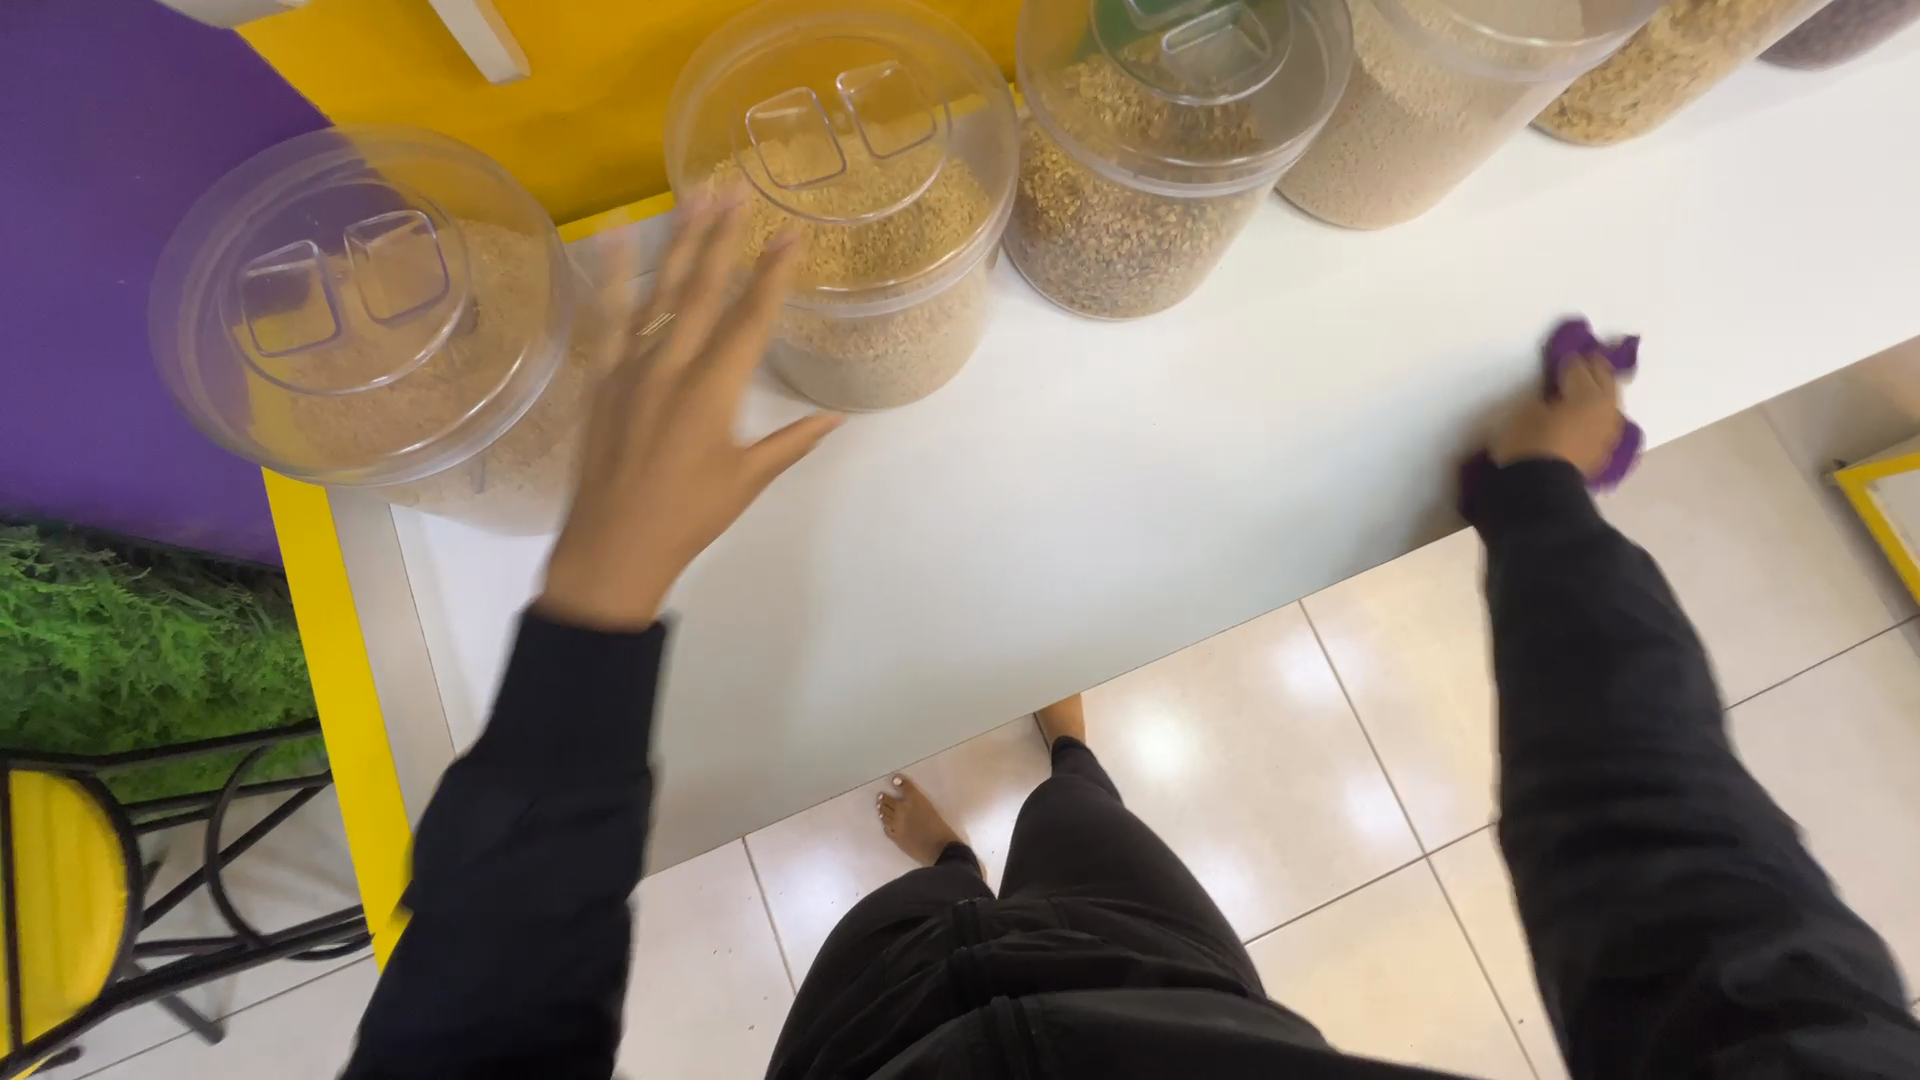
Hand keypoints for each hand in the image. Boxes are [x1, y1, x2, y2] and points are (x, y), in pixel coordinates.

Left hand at [537, 195, 842, 629]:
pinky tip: (618, 235)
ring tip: (695, 196)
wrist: (614, 546)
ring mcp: (630, 366)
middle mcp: (672, 365)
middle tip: (738, 187)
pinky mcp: (602, 376)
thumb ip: (793, 441)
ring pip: (659, 292)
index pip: (750, 320)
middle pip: (703, 290)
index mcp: (714, 391)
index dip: (773, 275)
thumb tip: (838, 417)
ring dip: (680, 241)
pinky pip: (608, 315)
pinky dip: (614, 273)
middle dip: (725, 237)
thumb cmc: (691, 516)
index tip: (791, 236)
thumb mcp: (749, 479)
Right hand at [1489, 355, 1624, 477]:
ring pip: (1609, 401)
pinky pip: (1604, 421)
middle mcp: (1605, 408)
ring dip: (1602, 390)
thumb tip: (1556, 395)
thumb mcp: (1525, 412)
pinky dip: (1598, 412)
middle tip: (1587, 359)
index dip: (1570, 359)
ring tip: (1591, 385)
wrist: (1539, 486)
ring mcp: (1607, 429)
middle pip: (1604, 381)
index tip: (1566, 352)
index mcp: (1586, 394)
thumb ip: (1545, 397)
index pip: (1578, 368)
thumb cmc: (1526, 444)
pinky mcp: (1602, 448)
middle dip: (1595, 368)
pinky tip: (1590, 413)